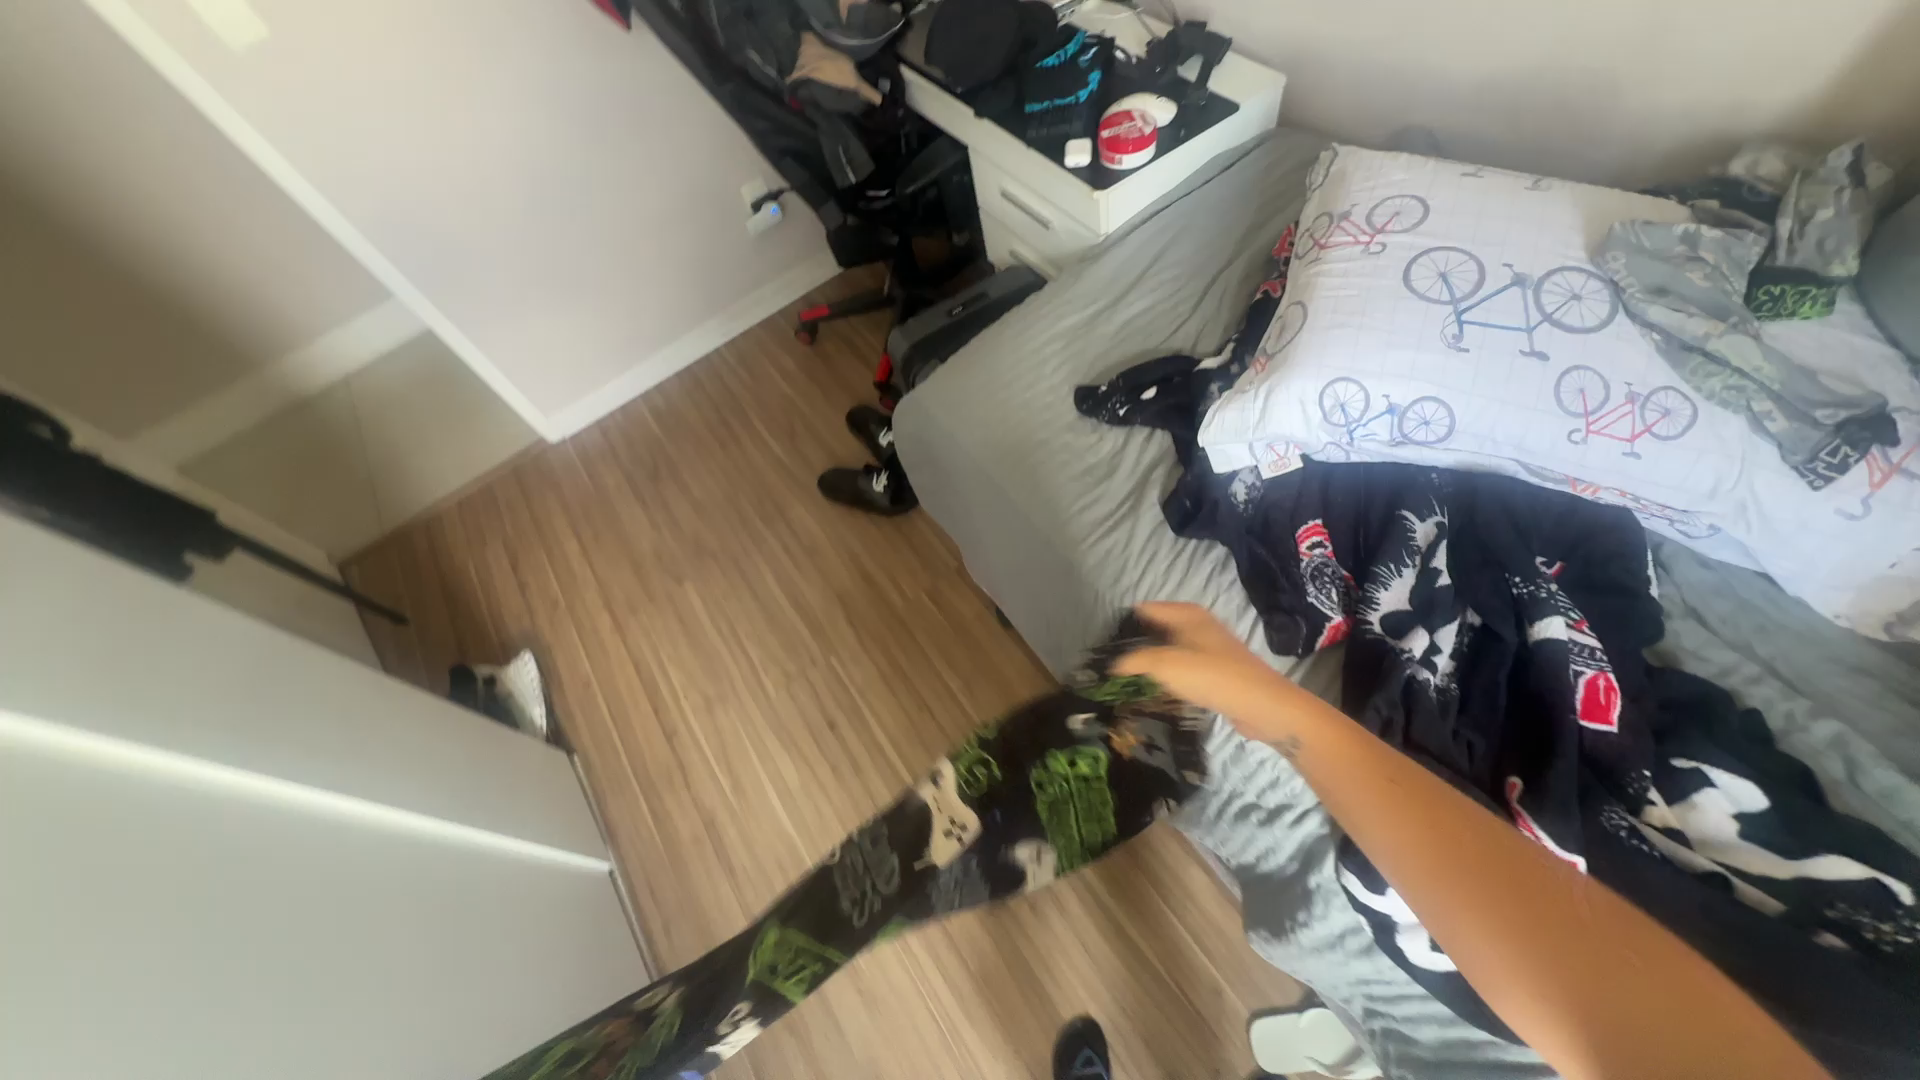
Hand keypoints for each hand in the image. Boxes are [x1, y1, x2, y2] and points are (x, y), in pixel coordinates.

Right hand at [1113, 602, 1309, 744]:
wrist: (1262, 705)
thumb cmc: (1213, 677)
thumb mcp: (1167, 665)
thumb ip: (1136, 661)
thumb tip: (1113, 664)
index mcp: (1187, 615)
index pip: (1146, 609)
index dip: (1125, 623)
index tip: (1104, 643)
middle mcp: (1199, 625)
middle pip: (1159, 628)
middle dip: (1137, 643)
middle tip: (1113, 663)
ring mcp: (1210, 648)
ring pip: (1172, 649)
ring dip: (1154, 661)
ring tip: (1130, 677)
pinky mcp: (1218, 671)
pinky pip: (1185, 668)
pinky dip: (1170, 675)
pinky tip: (1160, 690)